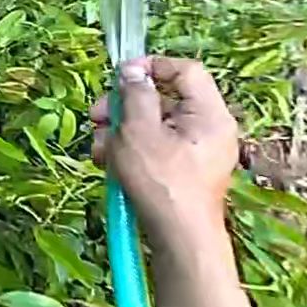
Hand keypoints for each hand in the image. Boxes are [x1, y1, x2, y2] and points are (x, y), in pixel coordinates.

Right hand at [89, 57, 239, 243]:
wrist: (178, 240)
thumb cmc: (160, 181)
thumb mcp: (139, 130)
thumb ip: (135, 94)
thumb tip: (132, 70)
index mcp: (209, 115)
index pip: (186, 70)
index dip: (152, 66)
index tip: (121, 76)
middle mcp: (208, 129)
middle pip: (161, 98)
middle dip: (123, 105)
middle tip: (97, 116)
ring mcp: (195, 151)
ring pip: (150, 124)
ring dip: (118, 130)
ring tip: (99, 148)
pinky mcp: (181, 170)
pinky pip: (152, 146)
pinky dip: (128, 149)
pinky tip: (107, 162)